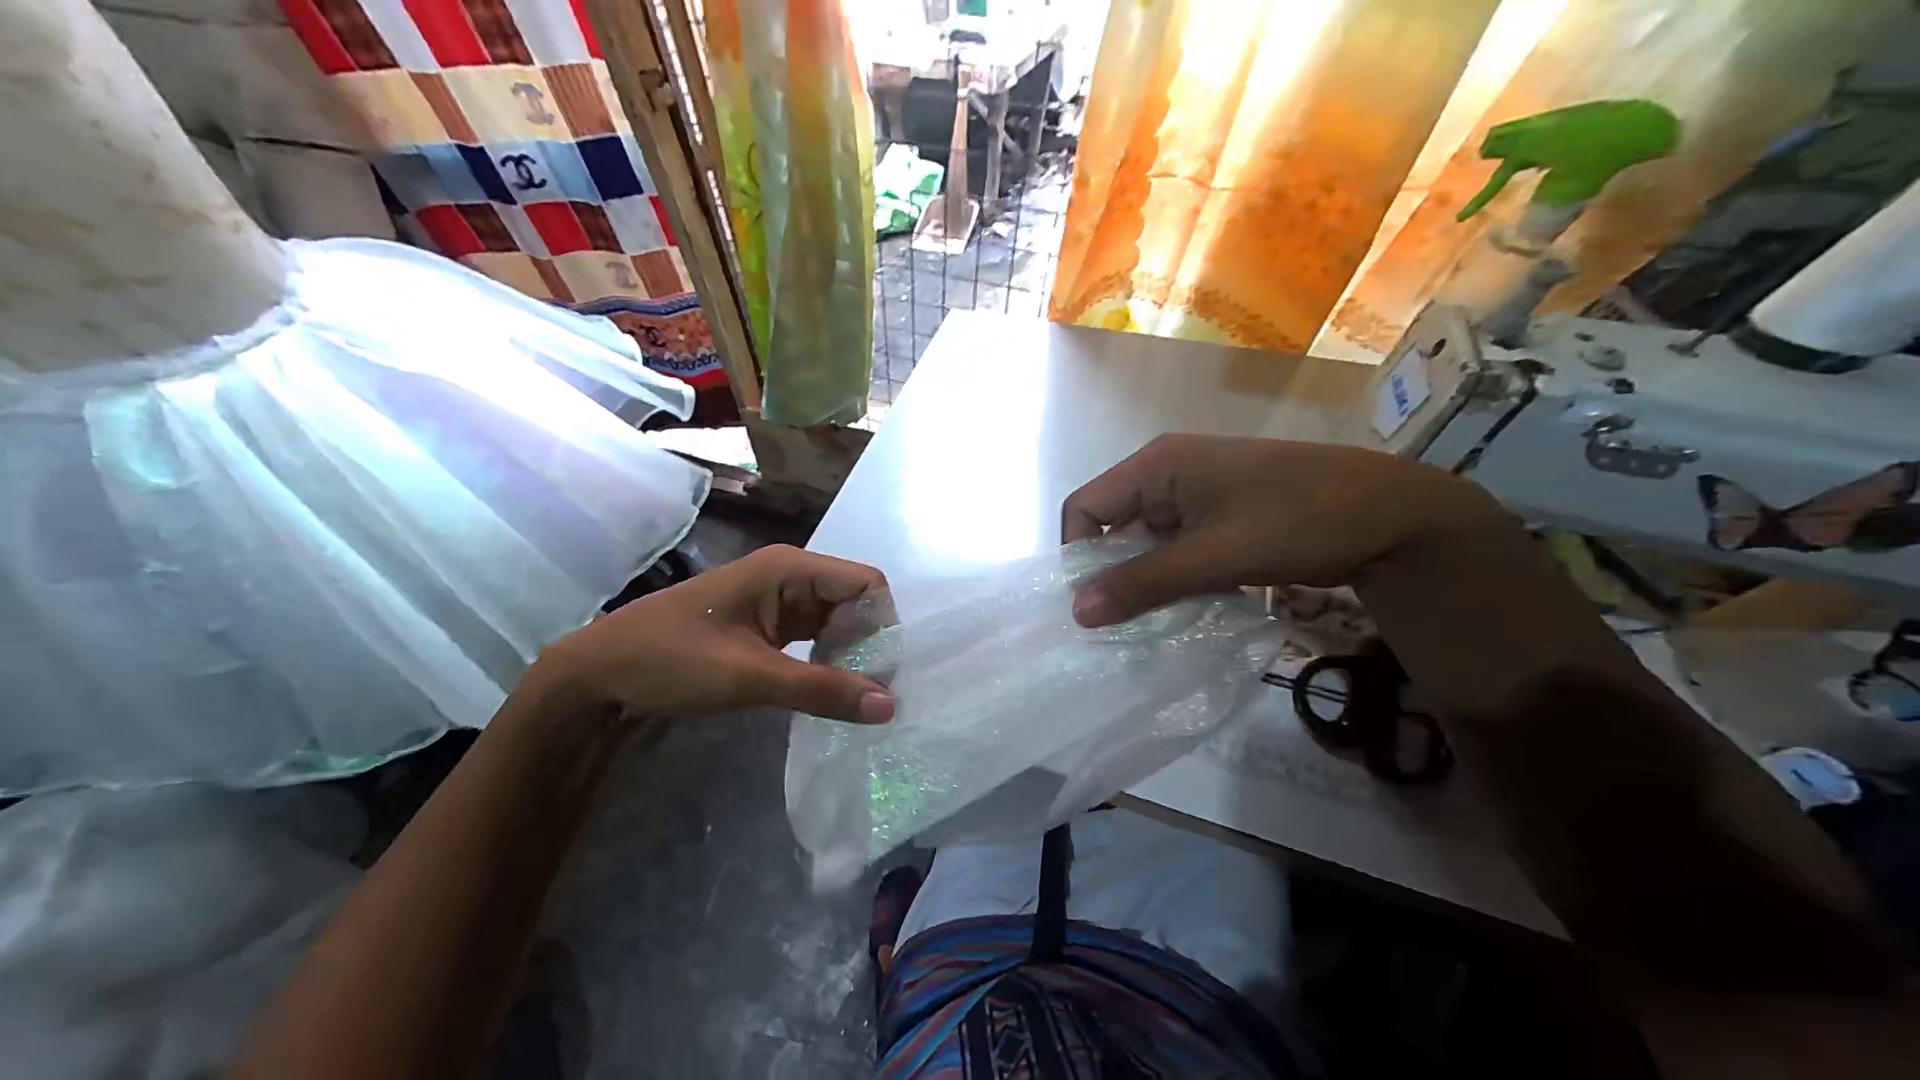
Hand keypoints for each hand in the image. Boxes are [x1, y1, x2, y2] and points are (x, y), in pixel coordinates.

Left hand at [525, 545, 896, 723]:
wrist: (598, 676)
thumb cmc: (670, 661)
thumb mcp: (749, 676)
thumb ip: (822, 689)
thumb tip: (890, 705)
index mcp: (788, 569)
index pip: (866, 584)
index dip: (883, 625)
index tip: (884, 675)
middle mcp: (789, 577)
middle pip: (855, 602)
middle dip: (869, 644)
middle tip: (872, 694)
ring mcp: (777, 602)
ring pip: (837, 622)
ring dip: (850, 656)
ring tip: (855, 698)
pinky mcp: (766, 627)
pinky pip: (815, 637)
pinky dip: (828, 662)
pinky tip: (828, 691)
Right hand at [1062, 435, 1504, 625]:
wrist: (1395, 514)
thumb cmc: (1297, 520)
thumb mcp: (1214, 556)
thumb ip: (1143, 583)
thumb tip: (1077, 612)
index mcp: (1157, 464)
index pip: (1085, 507)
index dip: (1078, 555)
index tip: (1094, 604)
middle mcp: (1169, 472)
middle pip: (1114, 525)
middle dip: (1115, 573)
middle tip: (1125, 623)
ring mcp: (1199, 492)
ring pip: (1147, 541)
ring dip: (1149, 580)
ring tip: (1159, 620)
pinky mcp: (1223, 514)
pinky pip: (1179, 547)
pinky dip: (1177, 576)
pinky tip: (1192, 605)